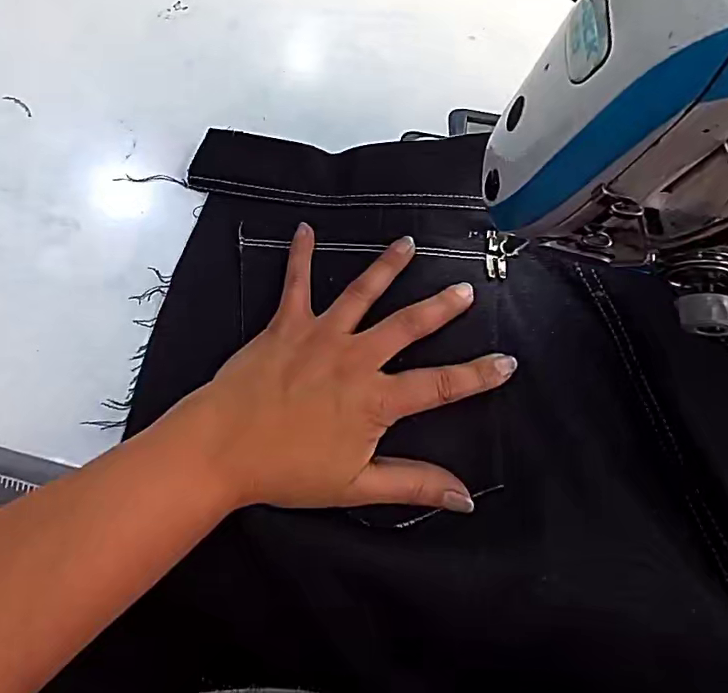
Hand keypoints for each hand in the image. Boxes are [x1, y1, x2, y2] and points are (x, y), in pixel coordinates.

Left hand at [154, 224, 516, 514]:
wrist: (221, 449)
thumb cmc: (286, 470)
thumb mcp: (356, 486)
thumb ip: (413, 484)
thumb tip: (463, 497)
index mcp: (375, 398)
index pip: (440, 385)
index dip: (478, 375)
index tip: (506, 362)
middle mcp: (355, 357)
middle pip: (409, 325)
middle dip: (441, 306)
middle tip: (465, 288)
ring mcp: (321, 334)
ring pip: (363, 293)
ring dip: (387, 265)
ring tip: (407, 244)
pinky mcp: (287, 323)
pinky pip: (296, 282)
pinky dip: (300, 254)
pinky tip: (305, 229)